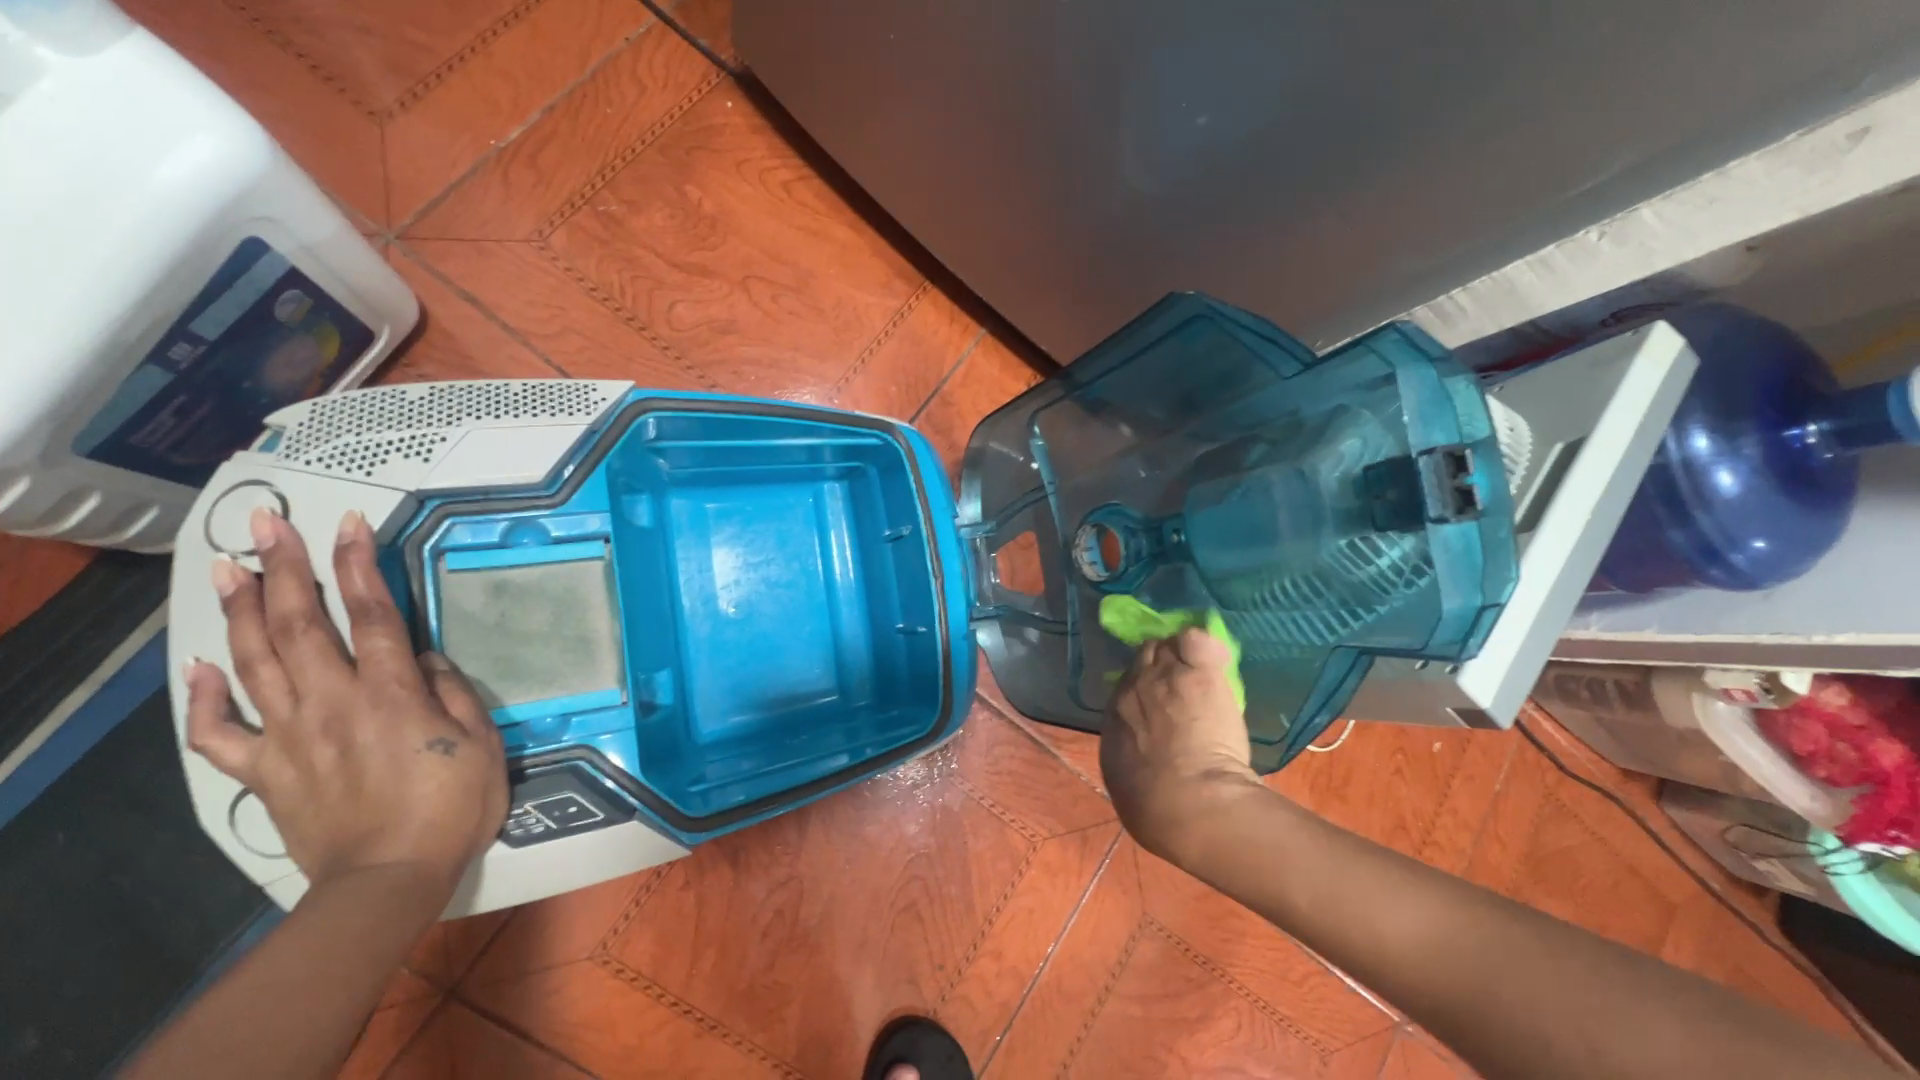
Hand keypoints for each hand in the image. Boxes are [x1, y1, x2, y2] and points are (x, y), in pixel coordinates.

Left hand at [185, 507, 508, 897]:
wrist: (389, 881)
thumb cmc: (451, 810)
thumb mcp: (481, 746)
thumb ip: (454, 694)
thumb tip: (427, 659)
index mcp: (392, 694)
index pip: (371, 614)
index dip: (358, 564)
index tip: (348, 523)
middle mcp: (332, 702)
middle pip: (298, 624)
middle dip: (283, 568)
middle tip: (267, 524)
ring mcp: (290, 736)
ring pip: (254, 662)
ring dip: (239, 610)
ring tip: (229, 567)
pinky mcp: (264, 771)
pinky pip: (219, 732)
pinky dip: (203, 698)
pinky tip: (200, 667)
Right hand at [1101, 627, 1263, 864]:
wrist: (1187, 802)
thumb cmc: (1154, 809)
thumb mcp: (1127, 783)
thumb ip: (1130, 758)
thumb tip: (1137, 759)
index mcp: (1114, 718)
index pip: (1126, 686)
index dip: (1144, 690)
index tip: (1162, 703)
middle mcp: (1133, 688)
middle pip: (1144, 657)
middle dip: (1161, 664)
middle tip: (1183, 684)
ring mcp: (1165, 676)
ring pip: (1169, 645)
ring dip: (1182, 655)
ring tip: (1204, 673)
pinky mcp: (1199, 673)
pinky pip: (1196, 641)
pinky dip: (1204, 647)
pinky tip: (1216, 662)